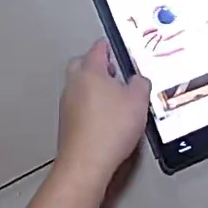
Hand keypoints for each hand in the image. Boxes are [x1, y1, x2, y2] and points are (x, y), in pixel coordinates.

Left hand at [57, 40, 150, 181]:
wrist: (87, 161)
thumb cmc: (109, 129)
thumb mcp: (139, 100)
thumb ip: (140, 83)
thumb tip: (139, 81)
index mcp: (91, 71)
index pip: (98, 48)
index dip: (109, 46)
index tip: (114, 46)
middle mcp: (74, 84)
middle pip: (83, 64)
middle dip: (98, 65)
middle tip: (115, 71)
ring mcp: (67, 103)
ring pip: (79, 85)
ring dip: (94, 86)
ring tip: (114, 96)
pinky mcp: (67, 122)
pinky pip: (78, 105)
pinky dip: (90, 105)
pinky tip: (105, 117)